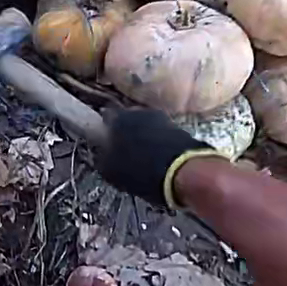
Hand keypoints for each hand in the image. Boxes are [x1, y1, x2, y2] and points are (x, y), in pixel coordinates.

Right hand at [98, 109, 226, 208]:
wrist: (186, 173)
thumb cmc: (143, 171)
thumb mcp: (112, 172)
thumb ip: (102, 159)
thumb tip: (100, 154)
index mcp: (120, 119)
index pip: (106, 116)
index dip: (103, 128)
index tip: (103, 141)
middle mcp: (140, 112)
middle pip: (128, 119)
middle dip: (124, 131)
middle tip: (122, 149)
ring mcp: (162, 118)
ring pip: (146, 125)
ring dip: (142, 136)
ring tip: (141, 156)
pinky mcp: (179, 128)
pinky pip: (161, 133)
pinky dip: (157, 142)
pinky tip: (157, 158)